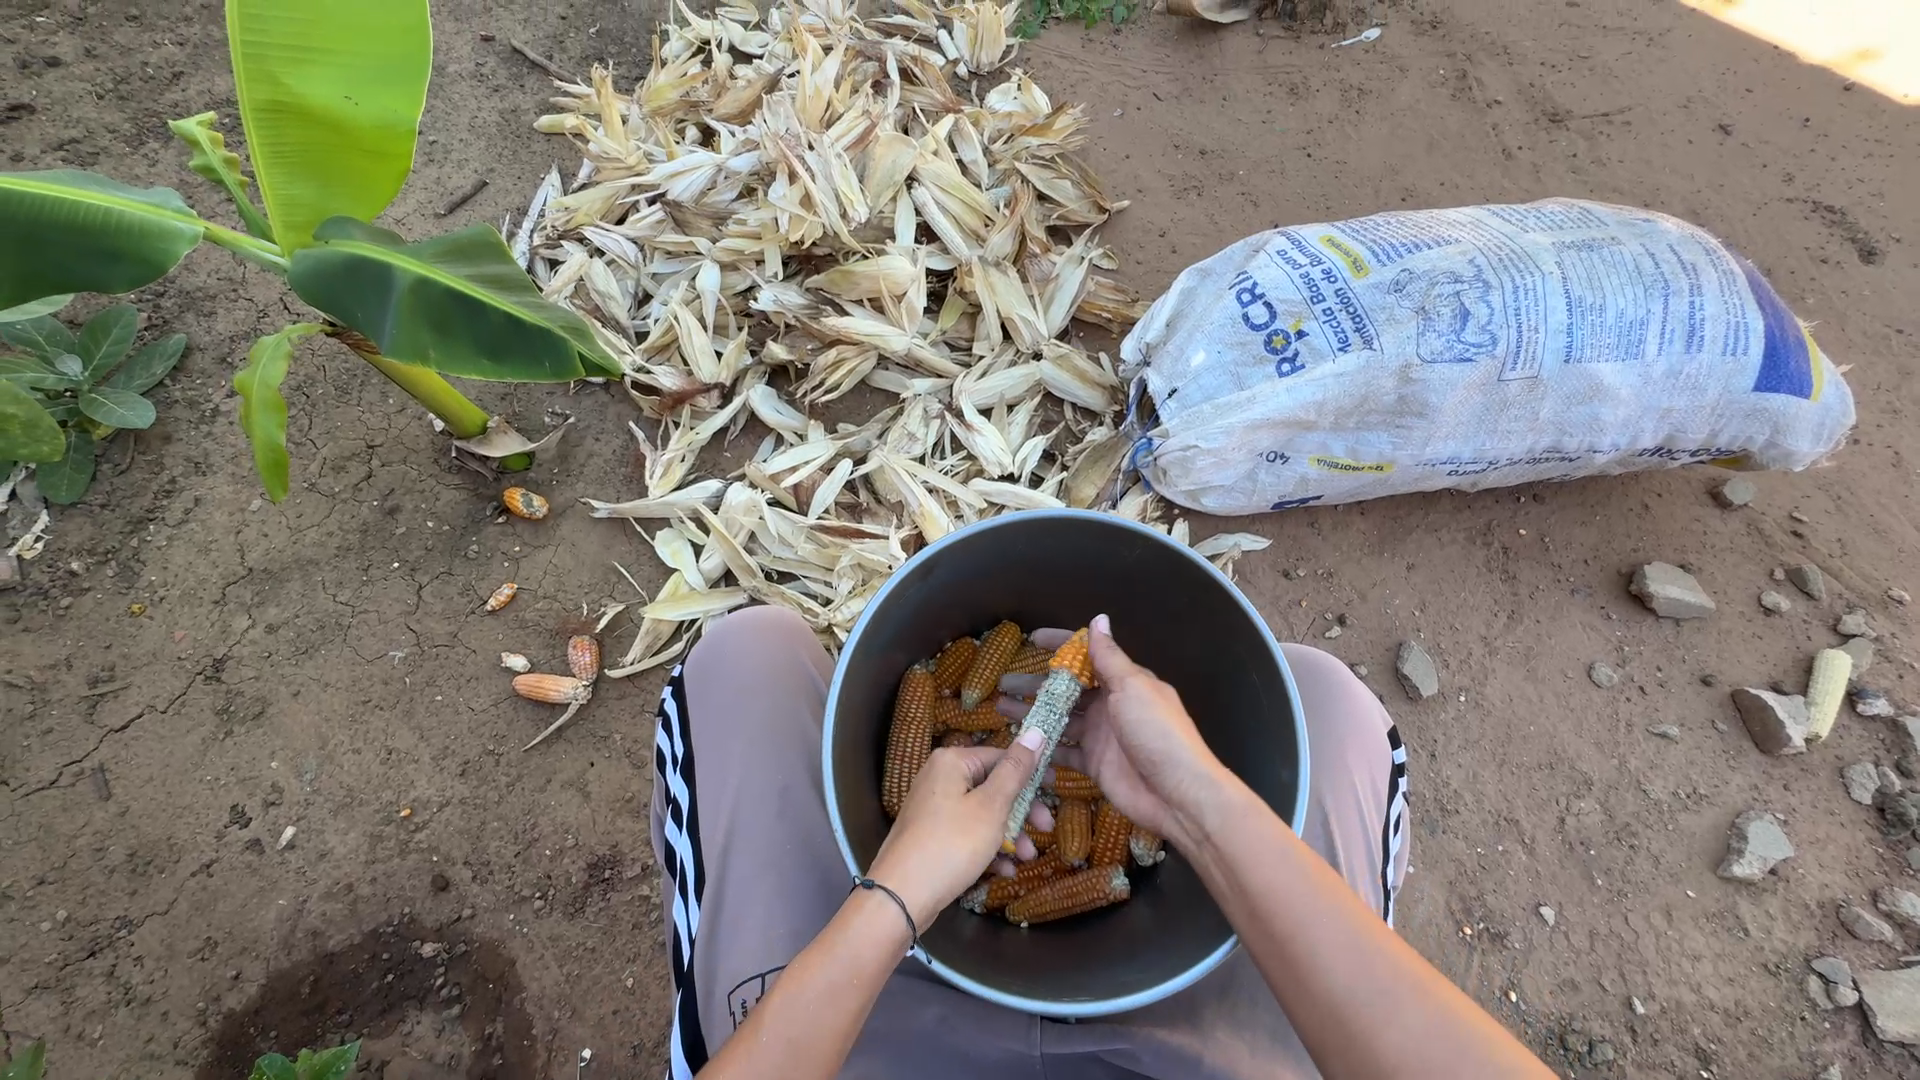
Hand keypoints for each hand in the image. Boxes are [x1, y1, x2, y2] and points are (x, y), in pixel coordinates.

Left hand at [866, 731, 1048, 929]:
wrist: (900, 897)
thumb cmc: (951, 844)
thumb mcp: (991, 807)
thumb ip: (1016, 770)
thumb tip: (1037, 731)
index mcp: (952, 761)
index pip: (1001, 757)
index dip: (1030, 775)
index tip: (1054, 793)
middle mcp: (939, 777)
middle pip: (992, 786)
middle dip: (1021, 811)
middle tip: (1045, 830)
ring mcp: (933, 807)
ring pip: (982, 813)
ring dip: (1008, 834)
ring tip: (1026, 858)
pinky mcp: (931, 835)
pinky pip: (966, 833)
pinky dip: (987, 848)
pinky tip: (1005, 869)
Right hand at [1000, 615, 1228, 850]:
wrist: (1178, 794)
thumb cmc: (1158, 733)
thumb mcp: (1133, 688)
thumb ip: (1109, 657)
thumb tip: (1098, 618)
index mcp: (1123, 682)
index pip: (1086, 656)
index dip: (1060, 645)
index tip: (1031, 639)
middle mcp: (1109, 705)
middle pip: (1065, 689)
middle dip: (1034, 684)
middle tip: (1002, 683)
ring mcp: (1100, 736)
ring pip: (1058, 720)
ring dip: (1032, 714)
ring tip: (1001, 710)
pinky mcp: (1094, 765)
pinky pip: (1063, 755)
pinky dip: (1043, 753)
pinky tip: (1021, 749)